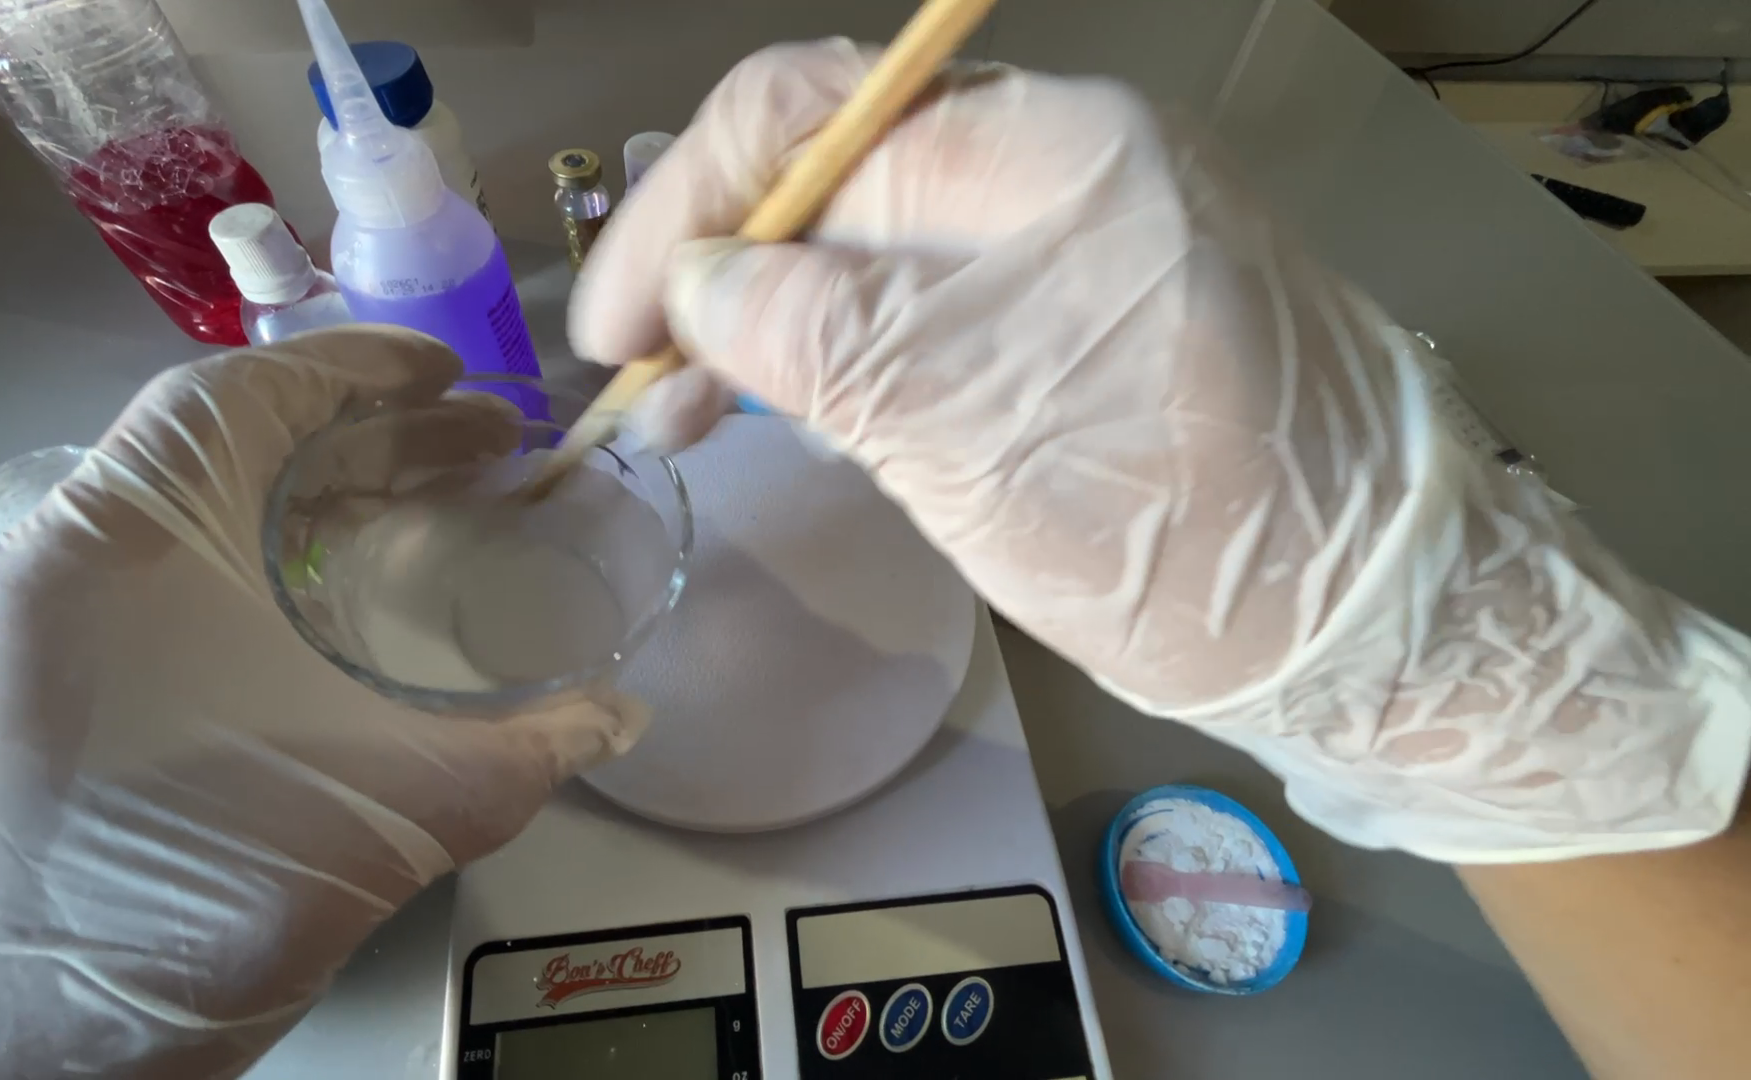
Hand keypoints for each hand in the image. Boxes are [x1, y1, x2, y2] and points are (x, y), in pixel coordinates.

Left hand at [0, 327, 643, 1077]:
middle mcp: (67, 566)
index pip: (237, 395)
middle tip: (493, 449)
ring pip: (217, 518)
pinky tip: (349, 608)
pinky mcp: (43, 695)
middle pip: (244, 451)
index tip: (452, 372)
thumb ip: (525, 756)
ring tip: (445, 511)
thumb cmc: (169, 906)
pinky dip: (284, 563)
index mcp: (126, 548)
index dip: (354, 364)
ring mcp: (40, 631)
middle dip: (382, 437)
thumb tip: (624, 717)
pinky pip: (186, 581)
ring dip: (336, 500)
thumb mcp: (384, 817)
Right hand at [573, 40, 1750, 860]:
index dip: (683, 213)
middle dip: (707, 281)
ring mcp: (1031, 263)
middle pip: (818, 192)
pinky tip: (775, 409)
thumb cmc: (1178, 528)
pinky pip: (894, 326)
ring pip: (848, 266)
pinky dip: (818, 365)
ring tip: (683, 412)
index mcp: (1035, 160)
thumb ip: (830, 342)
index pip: (806, 125)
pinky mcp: (1030, 338)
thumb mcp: (982, 431)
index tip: (613, 325)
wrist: (1340, 618)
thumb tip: (697, 284)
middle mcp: (1032, 183)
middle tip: (639, 387)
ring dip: (752, 331)